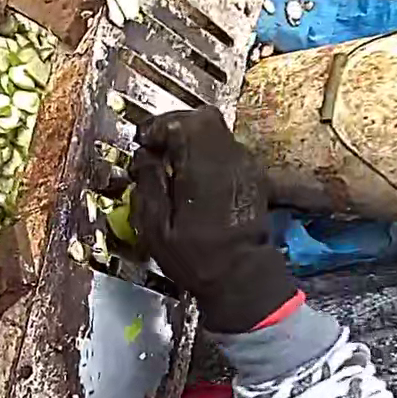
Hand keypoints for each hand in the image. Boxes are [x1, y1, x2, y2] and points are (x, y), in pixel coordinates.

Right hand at [128, 108, 298, 333]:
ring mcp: (246, 167)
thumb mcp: (157, 228)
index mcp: (205, 170)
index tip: (144, 142)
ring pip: (216, 131)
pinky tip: (193, 175)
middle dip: (175, 126)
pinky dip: (207, 153)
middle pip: (203, 119)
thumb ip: (148, 186)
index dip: (158, 127)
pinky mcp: (252, 176)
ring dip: (191, 139)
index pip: (182, 124)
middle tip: (156, 146)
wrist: (242, 278)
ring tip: (172, 162)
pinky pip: (226, 149)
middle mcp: (230, 161)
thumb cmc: (198, 259)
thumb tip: (144, 159)